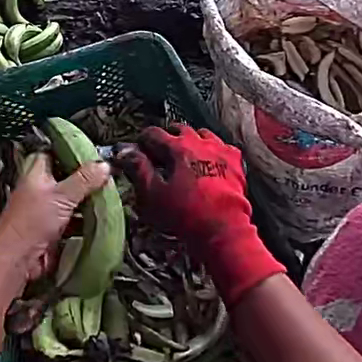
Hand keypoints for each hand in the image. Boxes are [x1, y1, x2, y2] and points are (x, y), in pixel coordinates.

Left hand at [0, 151, 112, 283]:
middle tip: (105, 177)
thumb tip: (103, 166)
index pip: (55, 152)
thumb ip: (84, 180)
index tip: (94, 154)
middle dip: (85, 178)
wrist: (18, 259)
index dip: (73, 152)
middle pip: (67, 176)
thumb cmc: (29, 222)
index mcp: (36, 171)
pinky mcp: (53, 227)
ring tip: (106, 196)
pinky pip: (73, 217)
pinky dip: (85, 218)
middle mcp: (40, 187)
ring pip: (71, 197)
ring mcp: (46, 207)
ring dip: (87, 199)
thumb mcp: (61, 195)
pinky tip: (99, 218)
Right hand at [121, 125, 284, 306]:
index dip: (142, 142)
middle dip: (166, 139)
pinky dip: (213, 151)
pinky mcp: (235, 163)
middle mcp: (199, 142)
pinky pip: (221, 147)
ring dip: (190, 142)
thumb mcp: (153, 194)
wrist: (223, 231)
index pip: (153, 133)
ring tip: (185, 159)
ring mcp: (220, 150)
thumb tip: (126, 152)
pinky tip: (208, 163)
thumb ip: (138, 169)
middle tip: (160, 156)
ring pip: (201, 135)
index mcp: (177, 147)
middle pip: (177, 129)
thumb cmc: (186, 215)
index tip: (139, 151)